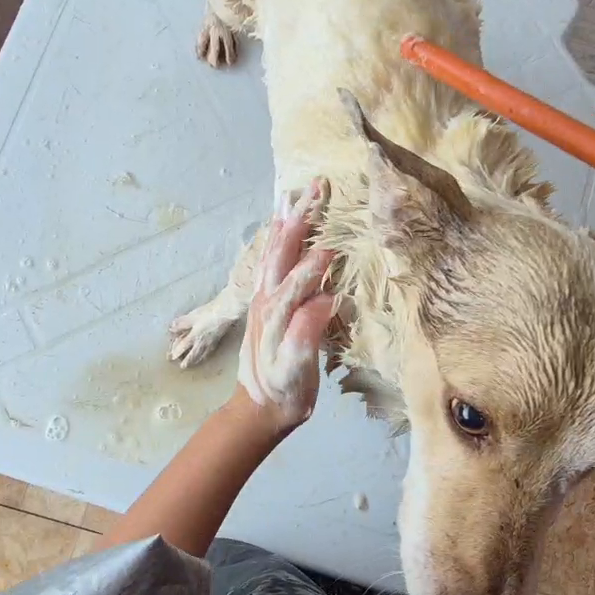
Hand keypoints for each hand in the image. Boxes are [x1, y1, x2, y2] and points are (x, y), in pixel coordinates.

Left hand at [233, 179, 335, 436]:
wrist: (259, 407)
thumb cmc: (284, 391)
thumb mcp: (296, 371)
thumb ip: (306, 335)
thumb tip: (326, 300)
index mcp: (276, 314)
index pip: (298, 280)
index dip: (315, 264)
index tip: (335, 248)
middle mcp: (266, 299)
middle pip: (281, 250)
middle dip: (299, 218)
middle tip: (317, 187)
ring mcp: (264, 298)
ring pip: (275, 250)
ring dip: (288, 220)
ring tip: (299, 193)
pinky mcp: (266, 301)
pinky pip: (272, 260)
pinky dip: (280, 238)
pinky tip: (285, 225)